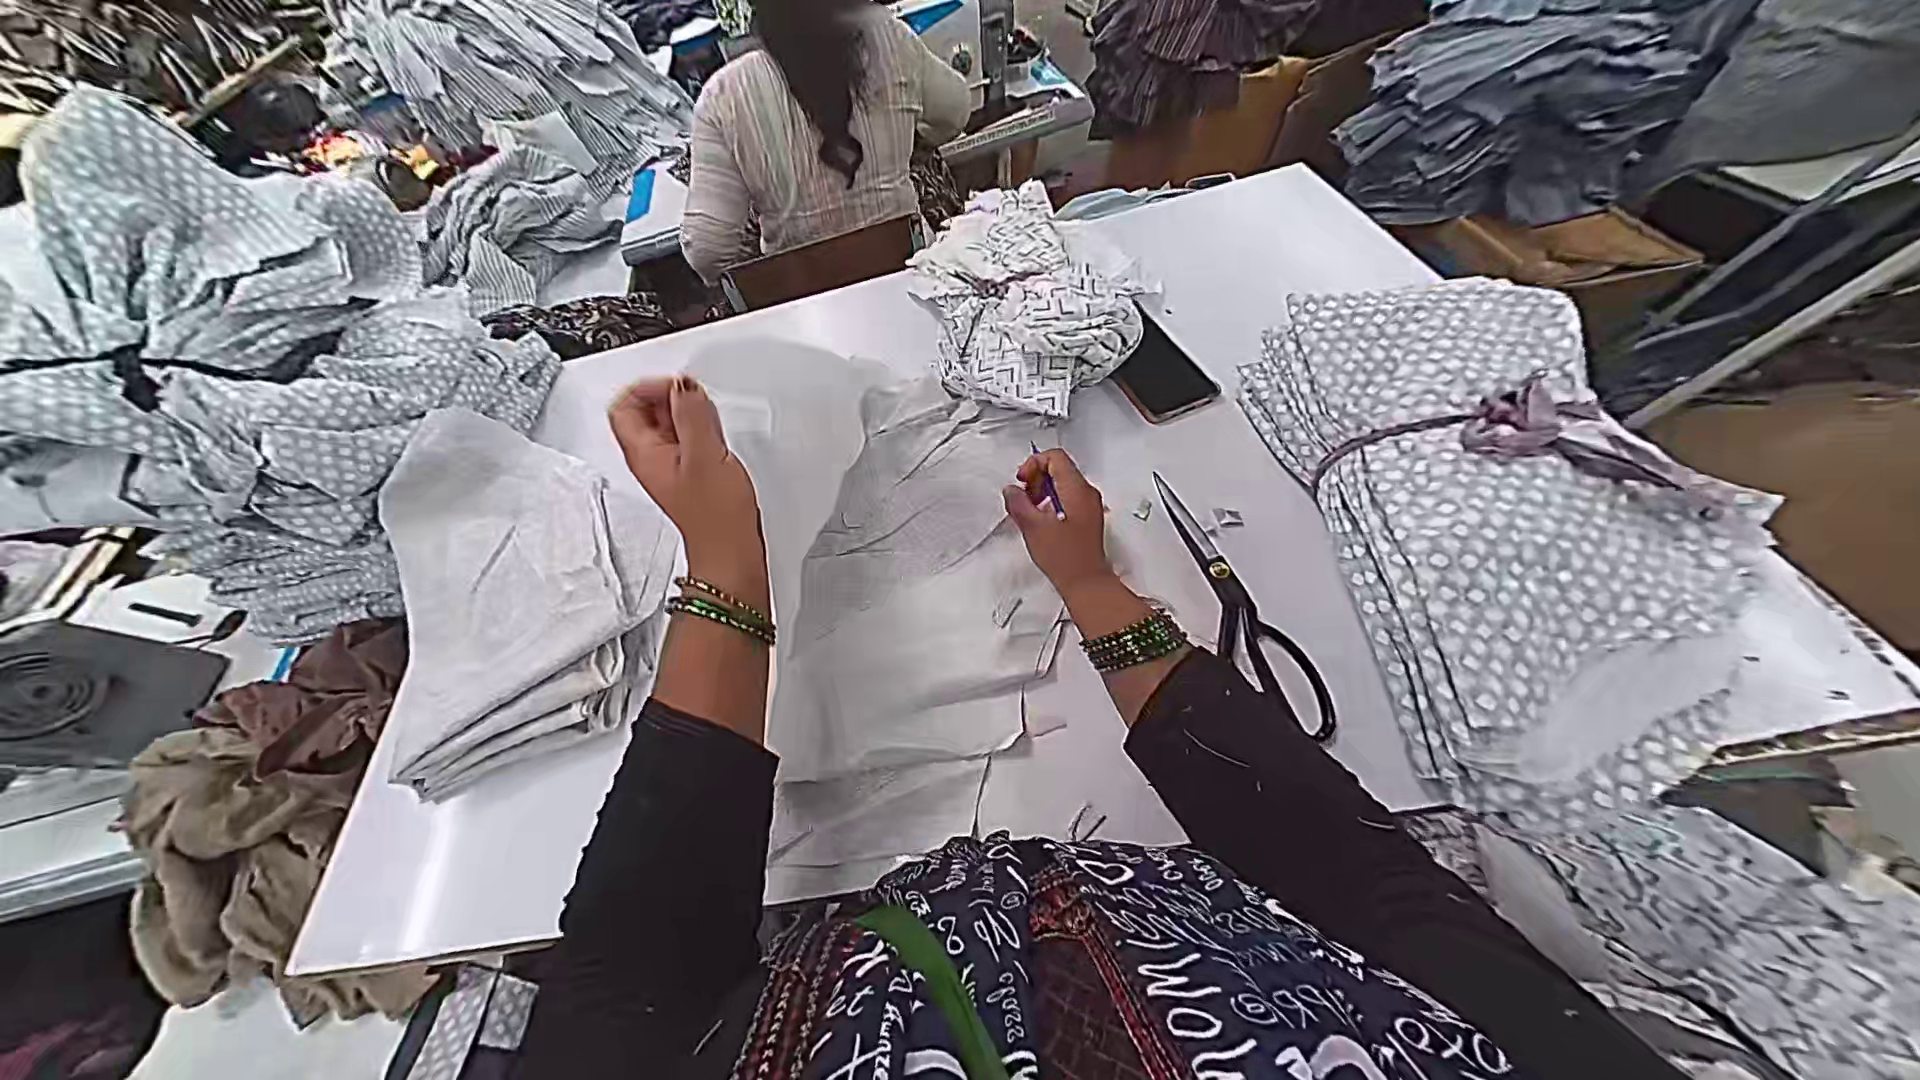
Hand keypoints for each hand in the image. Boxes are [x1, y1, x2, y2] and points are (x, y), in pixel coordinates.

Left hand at [609, 376, 766, 603]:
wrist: (731, 548)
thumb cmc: (716, 516)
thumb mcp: (705, 455)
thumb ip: (693, 415)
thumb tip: (684, 386)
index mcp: (644, 453)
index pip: (625, 405)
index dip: (649, 387)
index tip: (678, 386)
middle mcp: (653, 460)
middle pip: (645, 412)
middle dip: (670, 396)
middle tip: (694, 396)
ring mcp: (673, 468)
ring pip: (669, 425)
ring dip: (687, 412)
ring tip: (708, 415)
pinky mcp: (693, 474)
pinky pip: (689, 440)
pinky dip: (700, 429)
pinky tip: (717, 435)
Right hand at [1002, 449, 1116, 598]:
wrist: (1085, 581)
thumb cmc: (1066, 558)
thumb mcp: (1032, 527)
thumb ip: (1018, 503)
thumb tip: (1011, 491)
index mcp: (1076, 490)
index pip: (1055, 457)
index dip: (1033, 464)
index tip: (1022, 480)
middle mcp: (1086, 494)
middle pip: (1059, 467)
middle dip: (1037, 477)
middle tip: (1024, 496)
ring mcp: (1089, 505)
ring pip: (1063, 482)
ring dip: (1042, 490)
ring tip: (1030, 510)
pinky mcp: (1086, 517)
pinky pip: (1067, 498)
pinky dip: (1051, 502)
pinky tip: (1041, 520)